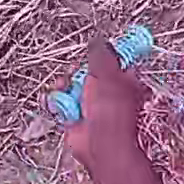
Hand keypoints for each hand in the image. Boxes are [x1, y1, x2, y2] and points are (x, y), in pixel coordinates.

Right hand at [63, 37, 146, 172]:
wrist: (98, 143)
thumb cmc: (111, 113)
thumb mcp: (106, 74)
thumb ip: (102, 55)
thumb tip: (99, 40)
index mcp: (124, 81)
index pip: (111, 62)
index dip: (100, 56)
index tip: (92, 52)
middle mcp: (108, 94)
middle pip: (87, 73)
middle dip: (78, 72)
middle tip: (75, 73)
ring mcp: (91, 106)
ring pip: (73, 87)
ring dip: (66, 86)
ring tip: (65, 87)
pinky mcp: (75, 117)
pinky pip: (63, 102)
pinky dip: (59, 101)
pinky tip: (61, 100)